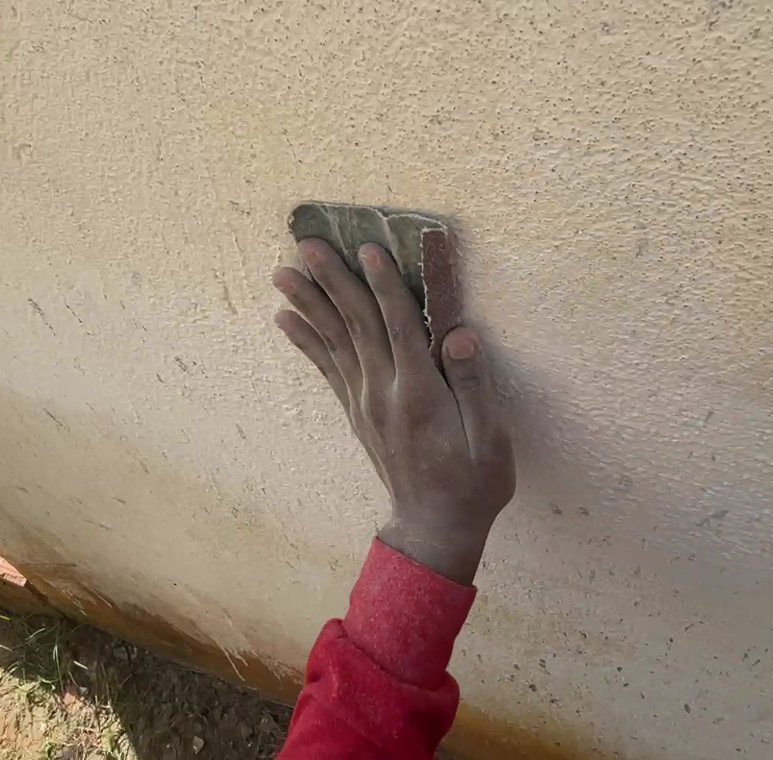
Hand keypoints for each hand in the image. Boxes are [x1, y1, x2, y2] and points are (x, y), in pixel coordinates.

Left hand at [273, 238, 514, 584]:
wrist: (434, 528)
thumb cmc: (473, 483)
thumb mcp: (490, 440)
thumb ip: (474, 386)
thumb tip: (461, 334)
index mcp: (419, 395)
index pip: (398, 327)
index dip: (385, 285)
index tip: (369, 249)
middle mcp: (383, 393)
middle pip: (356, 325)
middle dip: (333, 280)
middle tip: (307, 244)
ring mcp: (363, 403)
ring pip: (333, 341)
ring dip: (308, 302)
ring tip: (282, 271)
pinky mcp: (355, 412)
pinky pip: (326, 368)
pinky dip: (305, 340)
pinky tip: (286, 317)